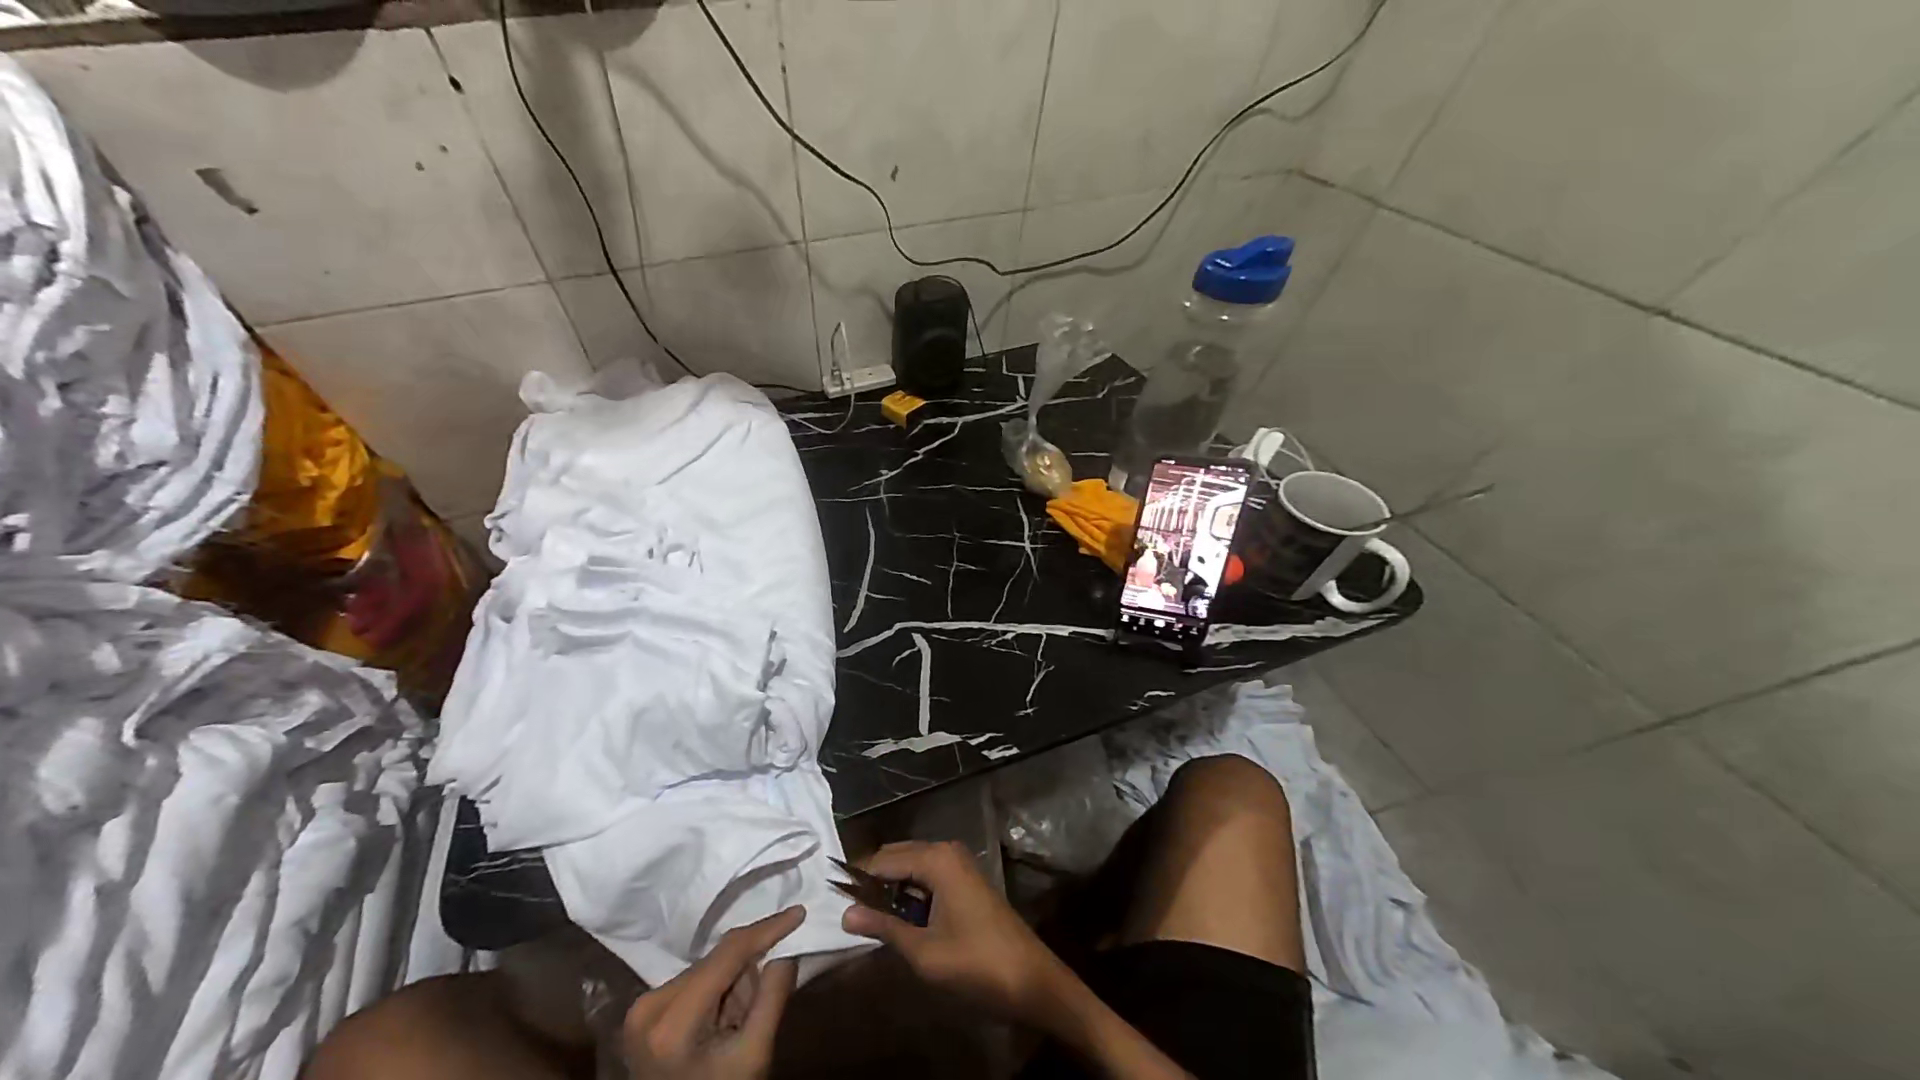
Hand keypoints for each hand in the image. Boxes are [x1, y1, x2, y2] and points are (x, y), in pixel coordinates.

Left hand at [622, 907, 801, 1079]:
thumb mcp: (754, 1055)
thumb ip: (773, 997)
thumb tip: (786, 950)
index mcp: (673, 1020)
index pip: (727, 955)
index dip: (766, 929)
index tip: (799, 912)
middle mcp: (649, 1004)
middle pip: (716, 960)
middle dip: (749, 967)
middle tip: (769, 990)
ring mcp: (641, 1008)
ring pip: (707, 967)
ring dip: (735, 979)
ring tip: (742, 1016)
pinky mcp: (644, 1012)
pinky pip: (695, 981)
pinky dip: (718, 989)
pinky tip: (725, 1016)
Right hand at [840, 841, 1066, 1019]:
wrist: (1032, 979)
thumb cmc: (976, 964)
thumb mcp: (924, 951)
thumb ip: (883, 928)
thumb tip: (845, 913)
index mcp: (936, 859)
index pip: (882, 860)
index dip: (856, 879)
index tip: (831, 899)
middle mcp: (946, 851)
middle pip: (896, 856)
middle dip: (872, 880)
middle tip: (848, 912)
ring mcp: (959, 864)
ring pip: (911, 866)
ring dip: (890, 887)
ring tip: (868, 919)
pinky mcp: (965, 881)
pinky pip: (927, 875)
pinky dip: (909, 892)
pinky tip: (898, 919)